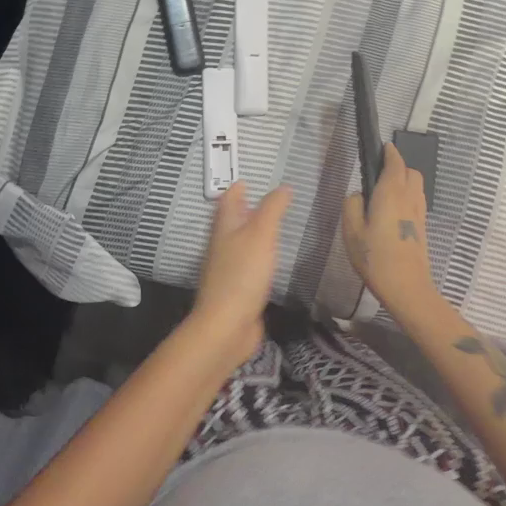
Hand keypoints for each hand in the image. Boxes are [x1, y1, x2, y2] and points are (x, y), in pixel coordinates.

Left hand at [190, 181, 292, 363]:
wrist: (227, 325)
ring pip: (238, 243)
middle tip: (261, 200)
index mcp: (224, 228)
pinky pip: (246, 265)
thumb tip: (283, 187)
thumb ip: (272, 209)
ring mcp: (228, 269)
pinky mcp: (236, 290)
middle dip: (243, 209)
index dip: (237, 189)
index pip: (228, 201)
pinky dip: (256, 257)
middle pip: (231, 221)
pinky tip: (268, 261)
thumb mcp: (261, 234)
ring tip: (268, 227)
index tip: (247, 180)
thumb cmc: (243, 274)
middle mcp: (222, 245)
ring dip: (250, 233)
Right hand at [342, 143, 436, 313]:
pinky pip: (417, 200)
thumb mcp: (351, 231)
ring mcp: (419, 213)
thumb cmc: (375, 257)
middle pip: (411, 171)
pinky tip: (393, 210)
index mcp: (391, 193)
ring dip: (405, 181)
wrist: (406, 286)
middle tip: (380, 172)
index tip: (383, 147)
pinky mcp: (422, 227)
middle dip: (398, 166)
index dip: (390, 153)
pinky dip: (408, 196)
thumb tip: (359, 195)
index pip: (395, 162)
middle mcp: (409, 198)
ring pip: (416, 186)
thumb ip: (352, 205)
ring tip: (386, 190)